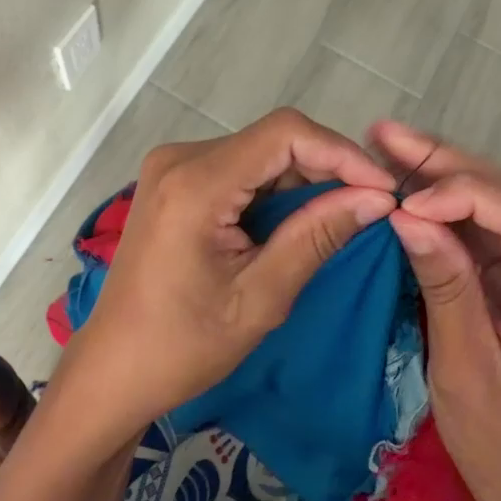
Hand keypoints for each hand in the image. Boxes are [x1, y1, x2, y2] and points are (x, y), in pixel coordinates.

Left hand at [65, 107, 397, 435]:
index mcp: (195, 182)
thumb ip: (316, 236)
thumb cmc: (185, 344)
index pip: (284, 133)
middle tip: (371, 208)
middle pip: (271, 139)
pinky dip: (272, 189)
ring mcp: (172, 166)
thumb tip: (377, 197)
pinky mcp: (174, 180)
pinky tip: (296, 221)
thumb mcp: (261, 296)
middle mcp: (180, 157)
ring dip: (302, 180)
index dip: (341, 152)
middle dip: (326, 168)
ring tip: (340, 219)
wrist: (116, 367)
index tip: (384, 189)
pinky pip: (237, 167)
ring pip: (258, 152)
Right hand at [372, 121, 500, 500]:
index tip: (409, 198)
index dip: (471, 193)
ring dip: (448, 178)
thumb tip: (407, 215)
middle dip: (451, 167)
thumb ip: (444, 289)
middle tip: (386, 137)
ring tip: (390, 147)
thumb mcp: (465, 376)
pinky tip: (416, 186)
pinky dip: (455, 211)